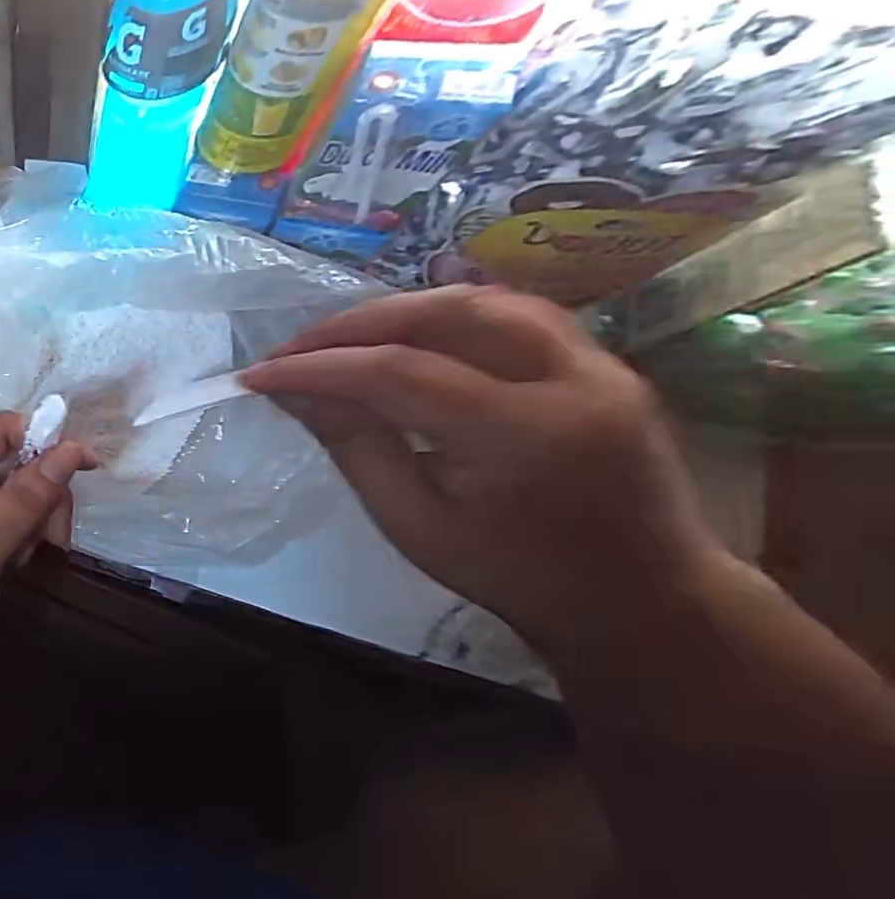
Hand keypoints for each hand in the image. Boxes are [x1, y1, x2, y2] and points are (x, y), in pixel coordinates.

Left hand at [0, 412, 94, 640]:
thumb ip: (26, 498)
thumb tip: (70, 450)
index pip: (4, 428)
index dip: (46, 438)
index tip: (84, 466)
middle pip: (19, 456)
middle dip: (44, 494)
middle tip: (53, 538)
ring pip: (22, 483)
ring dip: (37, 516)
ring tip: (27, 555)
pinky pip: (13, 504)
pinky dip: (25, 527)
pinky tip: (18, 555)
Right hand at [240, 286, 725, 651]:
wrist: (639, 597)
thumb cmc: (510, 573)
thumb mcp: (411, 521)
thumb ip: (353, 443)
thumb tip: (292, 391)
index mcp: (520, 437)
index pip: (397, 373)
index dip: (317, 367)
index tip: (258, 375)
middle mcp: (571, 382)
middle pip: (446, 314)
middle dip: (354, 325)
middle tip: (293, 349)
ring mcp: (599, 364)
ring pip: (484, 300)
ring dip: (398, 311)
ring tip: (340, 339)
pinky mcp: (602, 362)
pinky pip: (513, 313)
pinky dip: (444, 315)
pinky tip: (405, 335)